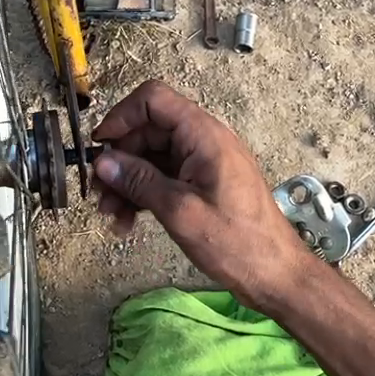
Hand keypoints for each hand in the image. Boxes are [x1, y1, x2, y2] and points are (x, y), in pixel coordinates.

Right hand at [91, 80, 314, 313]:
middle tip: (98, 192)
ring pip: (151, 156)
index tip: (99, 147)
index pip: (153, 99)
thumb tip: (103, 162)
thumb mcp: (179, 211)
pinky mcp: (201, 182)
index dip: (121, 117)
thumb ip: (139, 181)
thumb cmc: (236, 242)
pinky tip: (128, 221)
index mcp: (203, 135)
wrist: (276, 275)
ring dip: (126, 181)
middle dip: (119, 159)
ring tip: (110, 214)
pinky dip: (142, 193)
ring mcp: (202, 161)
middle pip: (147, 130)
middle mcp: (202, 140)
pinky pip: (162, 176)